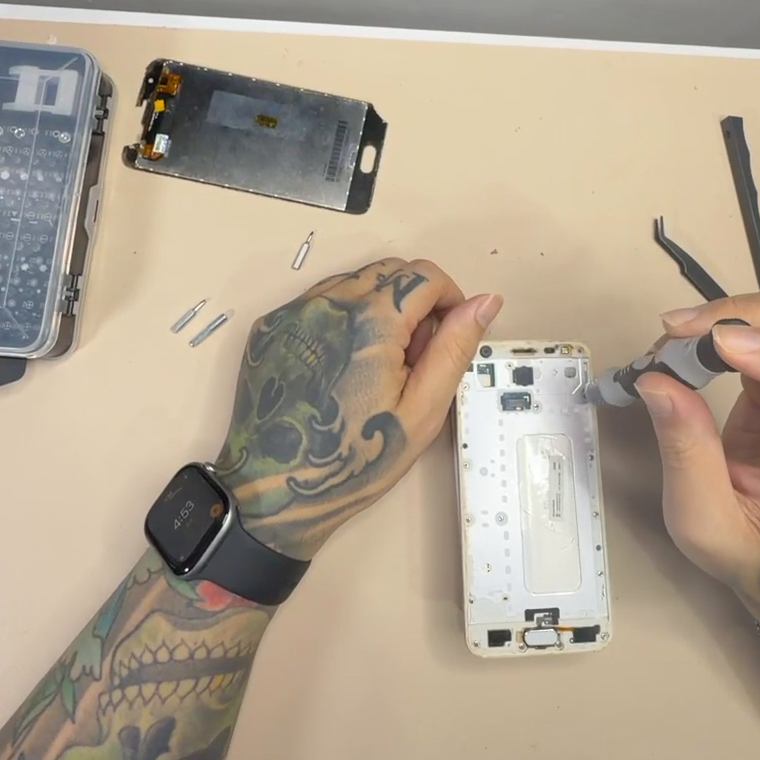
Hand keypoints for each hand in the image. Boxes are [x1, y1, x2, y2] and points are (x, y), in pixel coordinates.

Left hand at [213, 258, 501, 560]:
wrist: (273, 489)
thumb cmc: (355, 458)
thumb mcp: (422, 409)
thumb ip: (455, 347)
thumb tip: (487, 301)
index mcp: (370, 321)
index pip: (425, 275)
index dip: (450, 298)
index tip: (448, 333)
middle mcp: (328, 303)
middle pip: (390, 270)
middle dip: (415, 299)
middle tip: (415, 353)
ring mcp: (294, 311)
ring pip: (355, 280)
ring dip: (380, 304)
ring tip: (377, 361)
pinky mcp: (272, 325)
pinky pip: (321, 300)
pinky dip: (345, 316)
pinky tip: (343, 363)